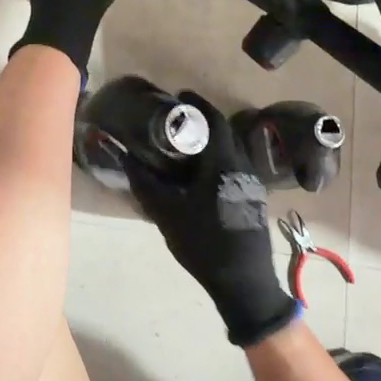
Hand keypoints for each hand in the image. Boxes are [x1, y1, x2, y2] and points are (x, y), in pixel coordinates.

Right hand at [127, 92, 299, 345]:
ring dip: (211, 142)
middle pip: (225, 133)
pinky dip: (217, 160)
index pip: (214, 121)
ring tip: (185, 146)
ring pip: (232, 151)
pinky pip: (235, 167)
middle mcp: (243, 167)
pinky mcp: (253, 200)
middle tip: (177, 122)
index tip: (179, 96)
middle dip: (203, 122)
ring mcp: (252, 184)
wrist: (244, 283)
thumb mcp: (167, 214)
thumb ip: (146, 183)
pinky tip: (199, 175)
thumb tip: (126, 158)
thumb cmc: (204, 244)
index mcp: (223, 163)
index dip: (197, 104)